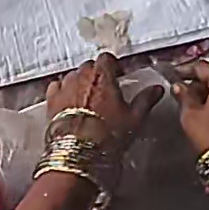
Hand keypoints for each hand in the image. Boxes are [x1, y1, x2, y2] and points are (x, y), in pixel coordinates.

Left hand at [45, 53, 162, 154]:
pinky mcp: (51, 101)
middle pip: (89, 66)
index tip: (118, 74)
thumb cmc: (107, 134)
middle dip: (97, 74)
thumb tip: (157, 89)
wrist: (77, 151)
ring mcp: (64, 87)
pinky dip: (62, 90)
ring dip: (79, 82)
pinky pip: (56, 87)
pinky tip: (68, 101)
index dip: (113, 65)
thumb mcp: (134, 118)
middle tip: (105, 89)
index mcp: (103, 75)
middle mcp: (81, 76)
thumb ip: (145, 100)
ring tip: (87, 98)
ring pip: (72, 76)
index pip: (107, 58)